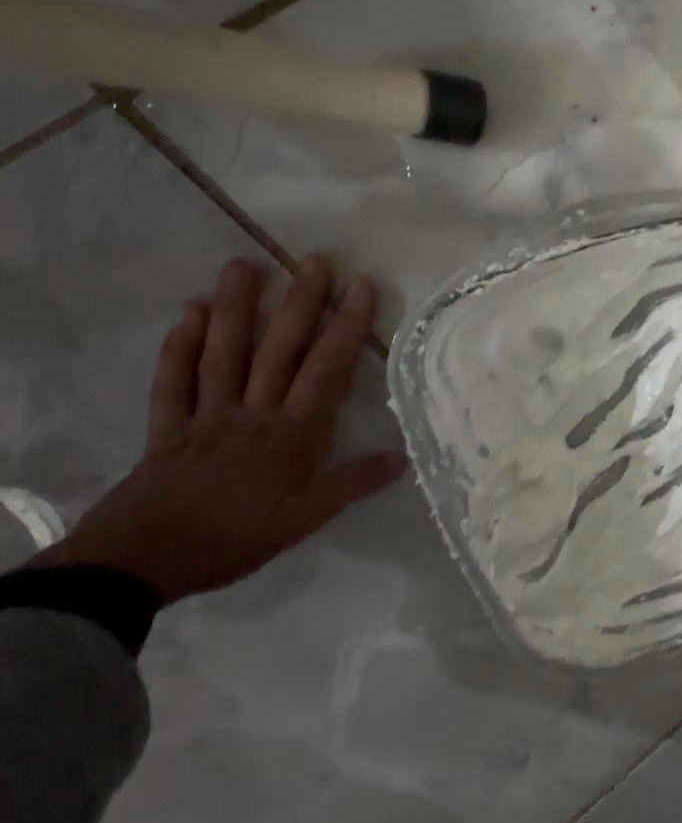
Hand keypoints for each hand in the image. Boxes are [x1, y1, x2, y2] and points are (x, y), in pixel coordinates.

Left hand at [27, 256, 408, 604]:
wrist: (139, 562)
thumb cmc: (234, 539)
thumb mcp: (305, 520)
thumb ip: (350, 485)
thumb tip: (402, 457)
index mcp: (291, 434)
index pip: (326, 370)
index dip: (346, 326)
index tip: (361, 287)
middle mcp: (252, 413)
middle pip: (278, 350)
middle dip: (299, 303)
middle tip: (314, 260)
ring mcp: (206, 416)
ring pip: (224, 354)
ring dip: (235, 309)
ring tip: (244, 266)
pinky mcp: (167, 428)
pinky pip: (173, 381)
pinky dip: (179, 346)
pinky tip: (188, 314)